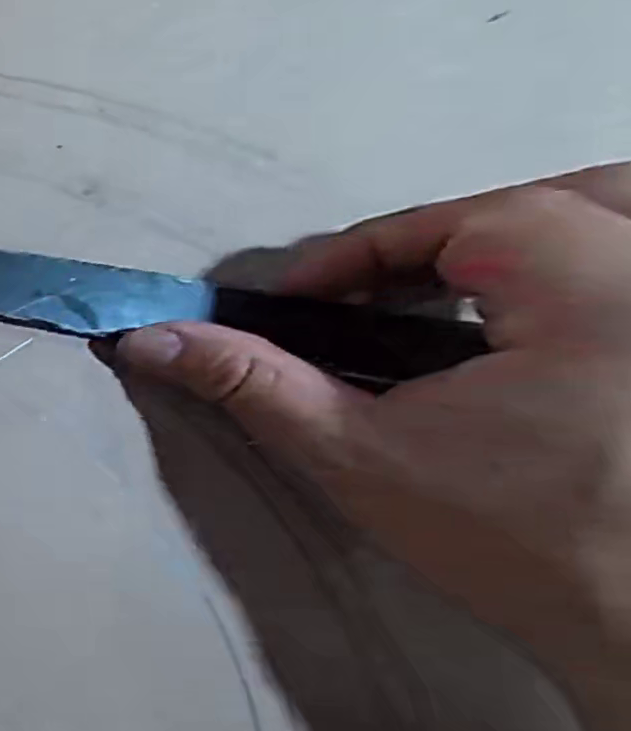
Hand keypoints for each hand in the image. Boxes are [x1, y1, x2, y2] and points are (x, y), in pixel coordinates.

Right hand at [113, 166, 630, 730]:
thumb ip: (248, 380)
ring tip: (461, 295)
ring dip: (547, 234)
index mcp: (604, 292)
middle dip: (463, 228)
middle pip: (587, 194)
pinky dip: (595, 269)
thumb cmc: (506, 536)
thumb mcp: (350, 451)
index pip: (475, 218)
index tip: (296, 299)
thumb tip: (146, 338)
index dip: (365, 248)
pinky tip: (535, 330)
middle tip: (381, 290)